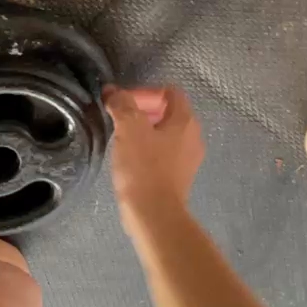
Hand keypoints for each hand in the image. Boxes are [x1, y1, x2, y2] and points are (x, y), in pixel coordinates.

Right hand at [103, 85, 205, 217]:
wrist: (154, 214)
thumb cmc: (143, 167)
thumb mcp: (129, 128)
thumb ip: (122, 104)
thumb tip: (113, 91)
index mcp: (185, 121)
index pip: (170, 92)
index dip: (145, 91)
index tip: (124, 103)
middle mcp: (192, 137)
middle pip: (168, 112)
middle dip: (142, 110)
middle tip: (120, 119)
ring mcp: (188, 159)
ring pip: (165, 134)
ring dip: (143, 131)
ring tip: (121, 139)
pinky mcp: (178, 177)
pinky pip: (163, 154)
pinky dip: (147, 150)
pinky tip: (129, 160)